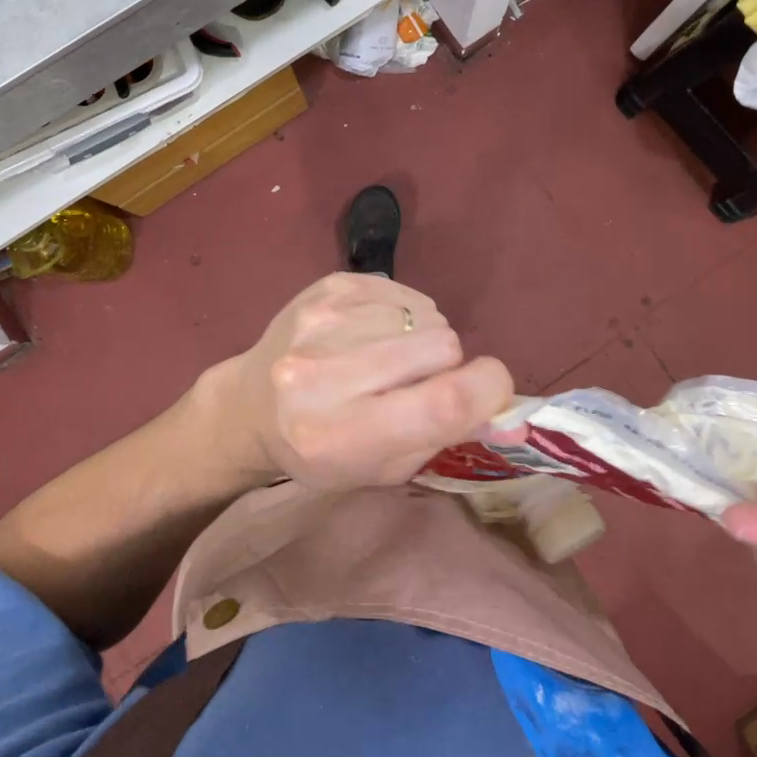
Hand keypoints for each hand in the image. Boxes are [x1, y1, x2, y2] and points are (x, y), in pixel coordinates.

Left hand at [199, 273, 514, 492]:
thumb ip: (443, 438)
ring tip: (388, 359)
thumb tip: (506, 406)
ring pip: (426, 316)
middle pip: (442, 347)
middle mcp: (326, 373)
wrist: (251, 405)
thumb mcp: (382, 469)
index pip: (442, 402)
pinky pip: (404, 293)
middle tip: (419, 382)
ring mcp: (322, 321)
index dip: (488, 390)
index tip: (493, 389)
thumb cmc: (322, 451)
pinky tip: (374, 336)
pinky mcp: (327, 286)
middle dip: (448, 365)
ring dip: (421, 339)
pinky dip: (403, 316)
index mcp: (342, 435)